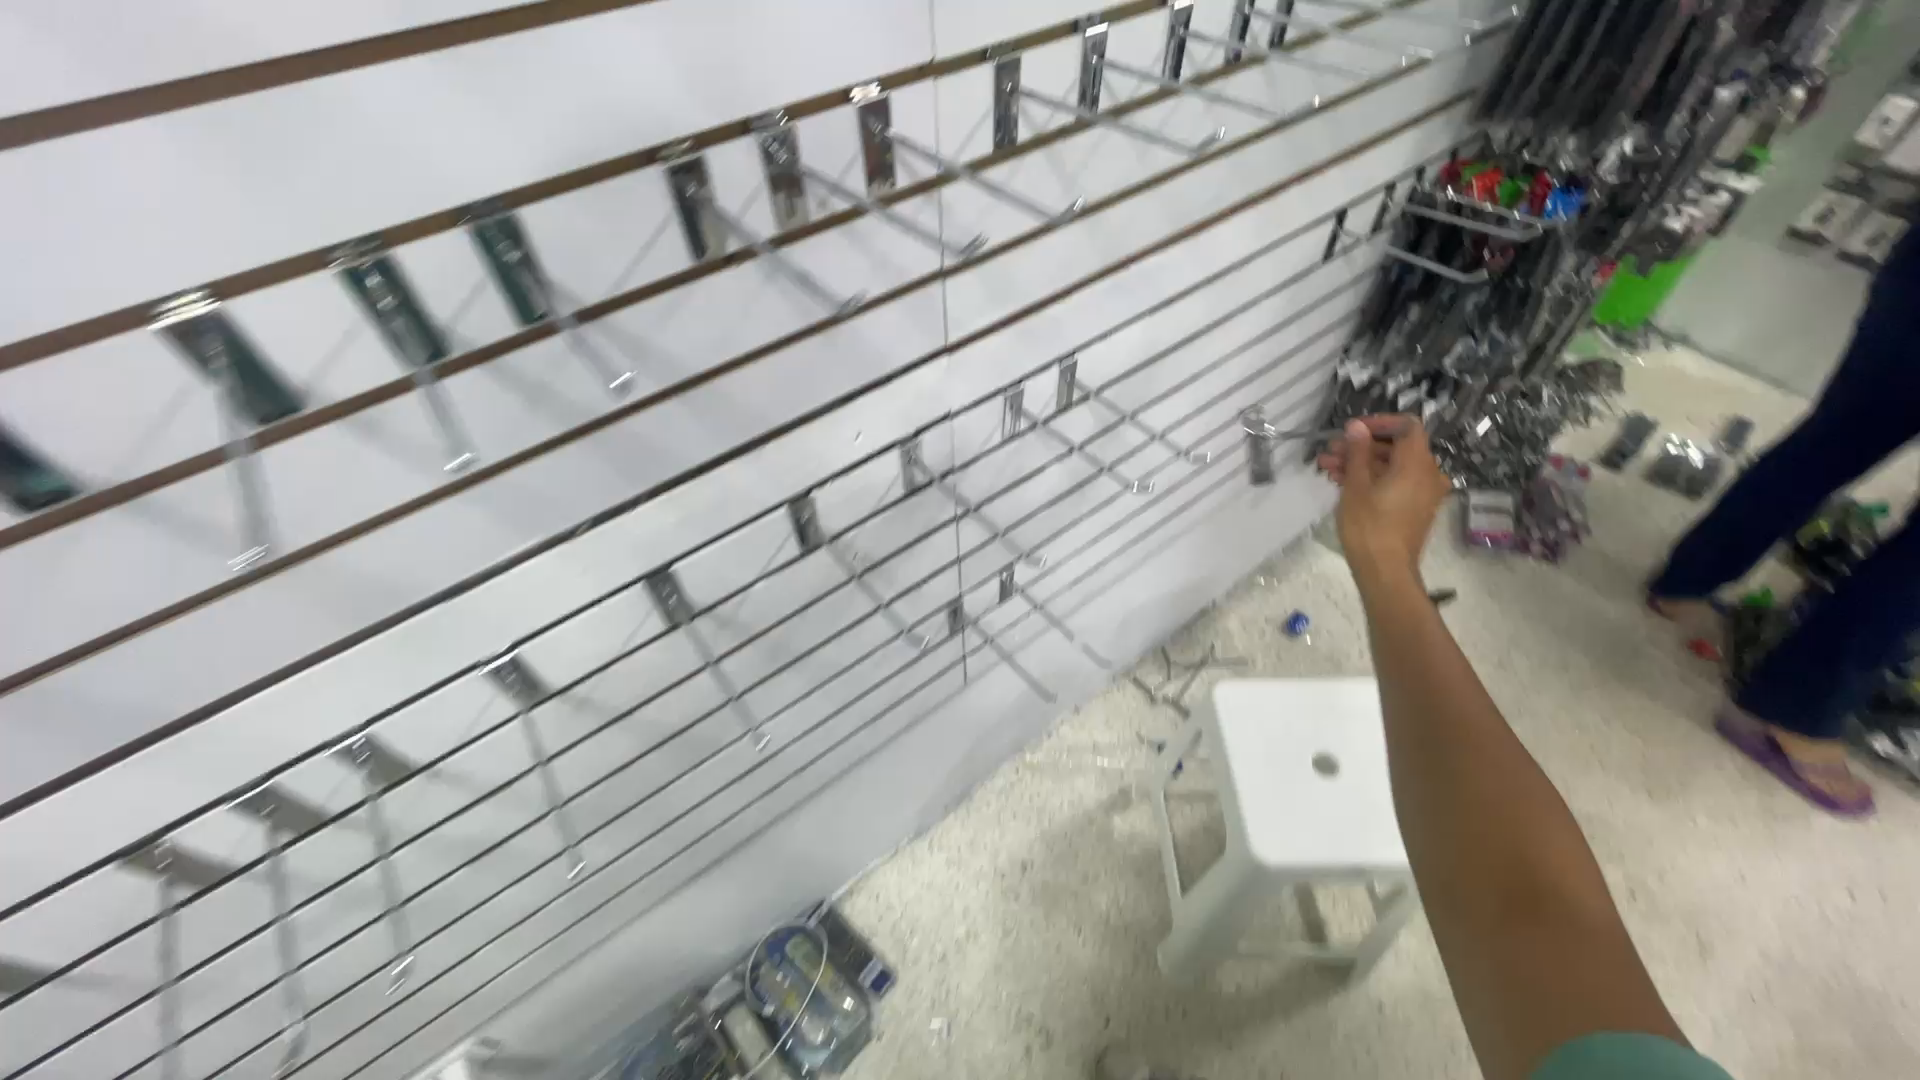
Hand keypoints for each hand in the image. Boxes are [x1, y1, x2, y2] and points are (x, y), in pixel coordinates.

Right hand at [1316, 415, 1450, 584]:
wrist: (1386, 571)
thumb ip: (1357, 452)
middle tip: (1330, 452)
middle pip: (1396, 447)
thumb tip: (1357, 427)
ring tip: (1328, 468)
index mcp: (1417, 464)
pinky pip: (1396, 482)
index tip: (1351, 431)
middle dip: (1361, 446)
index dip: (1379, 423)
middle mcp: (1428, 473)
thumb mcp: (1356, 486)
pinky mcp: (1415, 507)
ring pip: (1392, 466)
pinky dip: (1373, 478)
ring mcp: (1423, 491)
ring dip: (1361, 463)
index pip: (1407, 426)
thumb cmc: (1369, 526)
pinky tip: (1343, 483)